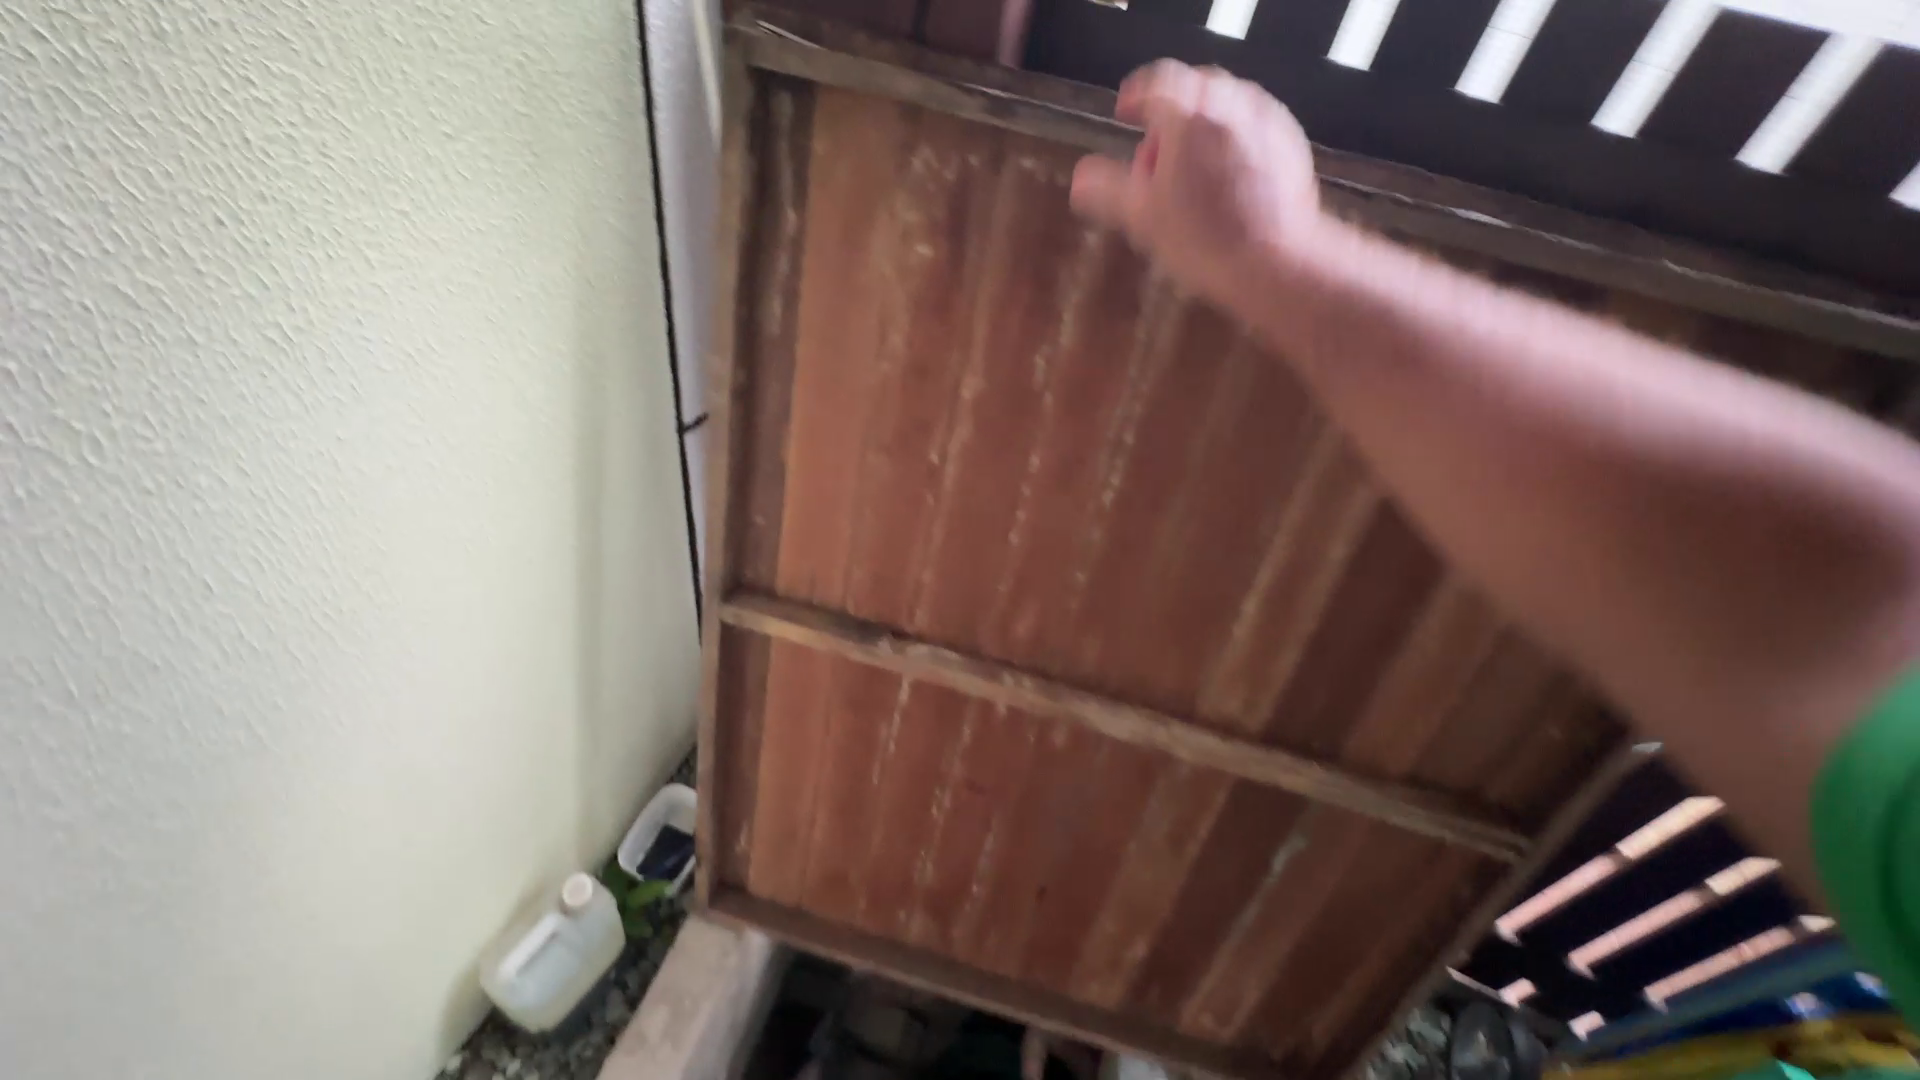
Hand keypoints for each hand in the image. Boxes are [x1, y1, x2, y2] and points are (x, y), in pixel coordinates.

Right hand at [1070, 61, 1322, 306]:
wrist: (1274, 261)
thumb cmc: (1203, 239)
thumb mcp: (1140, 217)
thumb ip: (1105, 190)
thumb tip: (1080, 180)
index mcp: (1188, 113)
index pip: (1154, 83)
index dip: (1134, 97)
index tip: (1124, 112)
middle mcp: (1230, 102)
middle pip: (1192, 92)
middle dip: (1170, 119)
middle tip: (1156, 158)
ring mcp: (1265, 118)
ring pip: (1224, 109)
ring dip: (1201, 131)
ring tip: (1190, 177)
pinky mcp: (1288, 140)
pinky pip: (1251, 128)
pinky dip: (1232, 143)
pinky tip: (1225, 184)